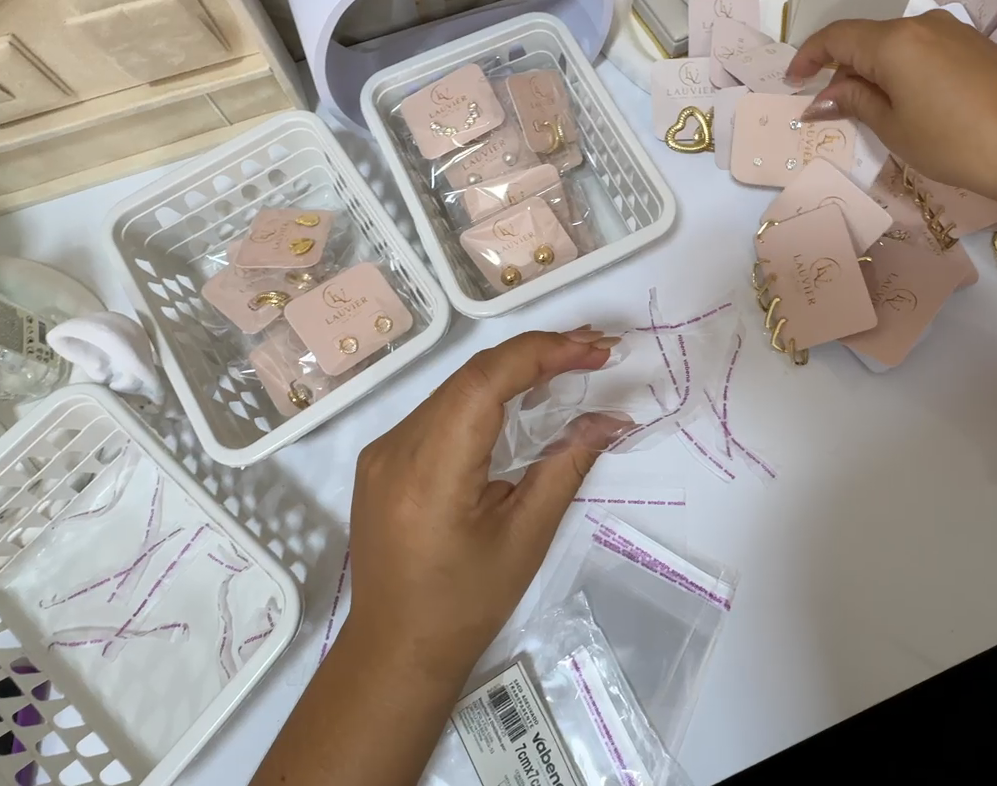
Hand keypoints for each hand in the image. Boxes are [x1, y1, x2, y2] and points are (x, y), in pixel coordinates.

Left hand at [344, 328, 618, 678]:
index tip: (595, 350)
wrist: (395, 647)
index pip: (485, 382)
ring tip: (571, 360)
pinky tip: (522, 393)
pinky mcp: (384, 456)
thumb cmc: (467, 604)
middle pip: (471, 376)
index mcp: (430, 472)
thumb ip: (567, 466)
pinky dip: (486, 393)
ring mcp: (383, 449)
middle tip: (595, 347)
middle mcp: (396, 448)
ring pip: (456, 386)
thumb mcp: (527, 537)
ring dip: (514, 369)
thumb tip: (613, 419)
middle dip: (537, 353)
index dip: (543, 353)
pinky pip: (441, 408)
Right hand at [786, 14, 996, 212]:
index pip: (835, 37)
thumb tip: (823, 97)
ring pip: (897, 46)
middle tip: (830, 106)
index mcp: (894, 40)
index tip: (792, 84)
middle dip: (841, 68)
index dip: (807, 58)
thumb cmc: (958, 143)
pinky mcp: (979, 48)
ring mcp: (956, 33)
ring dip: (873, 72)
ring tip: (870, 111)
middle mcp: (924, 24)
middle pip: (866, 38)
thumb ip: (855, 103)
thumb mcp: (895, 129)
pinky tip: (909, 104)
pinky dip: (902, 72)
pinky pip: (924, 52)